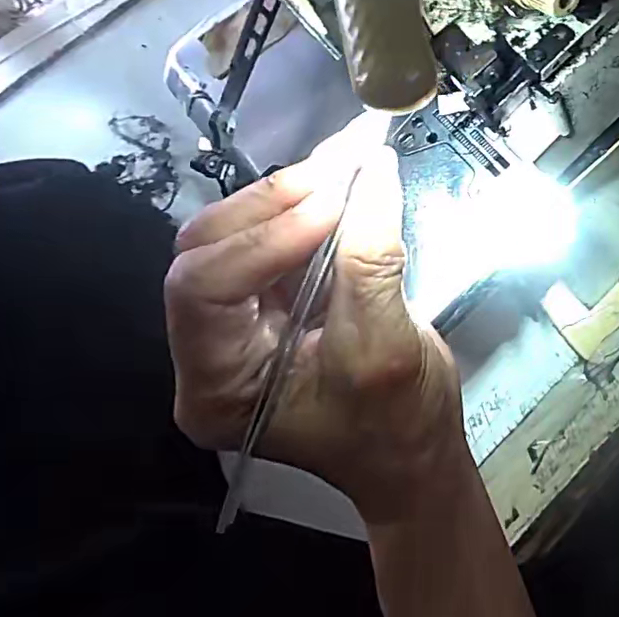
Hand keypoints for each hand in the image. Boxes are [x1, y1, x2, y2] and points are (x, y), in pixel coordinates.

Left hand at [165, 116, 466, 524]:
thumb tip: (373, 169)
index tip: (333, 207)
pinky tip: (341, 182)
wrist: (414, 451)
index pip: (204, 287)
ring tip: (345, 168)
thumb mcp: (386, 345)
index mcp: (217, 382)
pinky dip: (307, 201)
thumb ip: (371, 257)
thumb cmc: (397, 424)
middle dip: (272, 204)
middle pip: (207, 247)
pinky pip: (273, 231)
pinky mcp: (271, 291)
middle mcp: (212, 345)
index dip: (263, 238)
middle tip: (338, 175)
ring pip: (237, 229)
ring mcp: (240, 315)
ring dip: (291, 193)